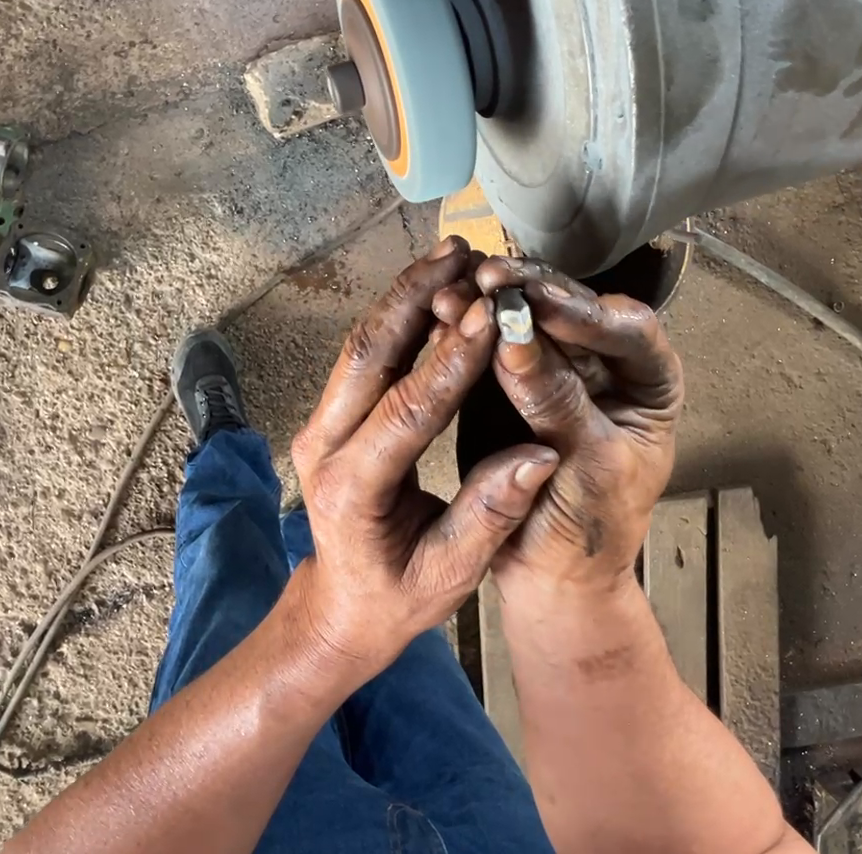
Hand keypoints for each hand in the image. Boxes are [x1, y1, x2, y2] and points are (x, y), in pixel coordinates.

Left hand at [286, 238, 561, 674]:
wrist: (337, 606)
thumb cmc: (393, 600)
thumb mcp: (447, 577)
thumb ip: (489, 515)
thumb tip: (542, 455)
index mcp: (353, 488)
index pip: (406, 411)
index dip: (452, 361)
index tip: (492, 314)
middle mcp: (323, 445)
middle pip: (368, 355)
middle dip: (417, 300)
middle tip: (463, 256)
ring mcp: (319, 426)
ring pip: (361, 345)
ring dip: (405, 296)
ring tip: (450, 256)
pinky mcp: (330, 415)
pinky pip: (363, 356)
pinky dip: (397, 316)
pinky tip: (430, 289)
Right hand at [471, 257, 683, 591]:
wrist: (545, 572)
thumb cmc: (588, 528)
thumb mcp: (589, 467)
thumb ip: (556, 402)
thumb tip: (515, 339)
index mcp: (647, 383)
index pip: (628, 331)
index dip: (585, 313)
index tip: (540, 304)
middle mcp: (604, 364)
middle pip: (572, 313)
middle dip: (530, 294)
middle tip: (490, 278)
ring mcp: (553, 368)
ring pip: (526, 321)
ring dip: (490, 303)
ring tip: (454, 293)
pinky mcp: (507, 380)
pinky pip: (489, 345)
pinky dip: (466, 328)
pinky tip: (442, 311)